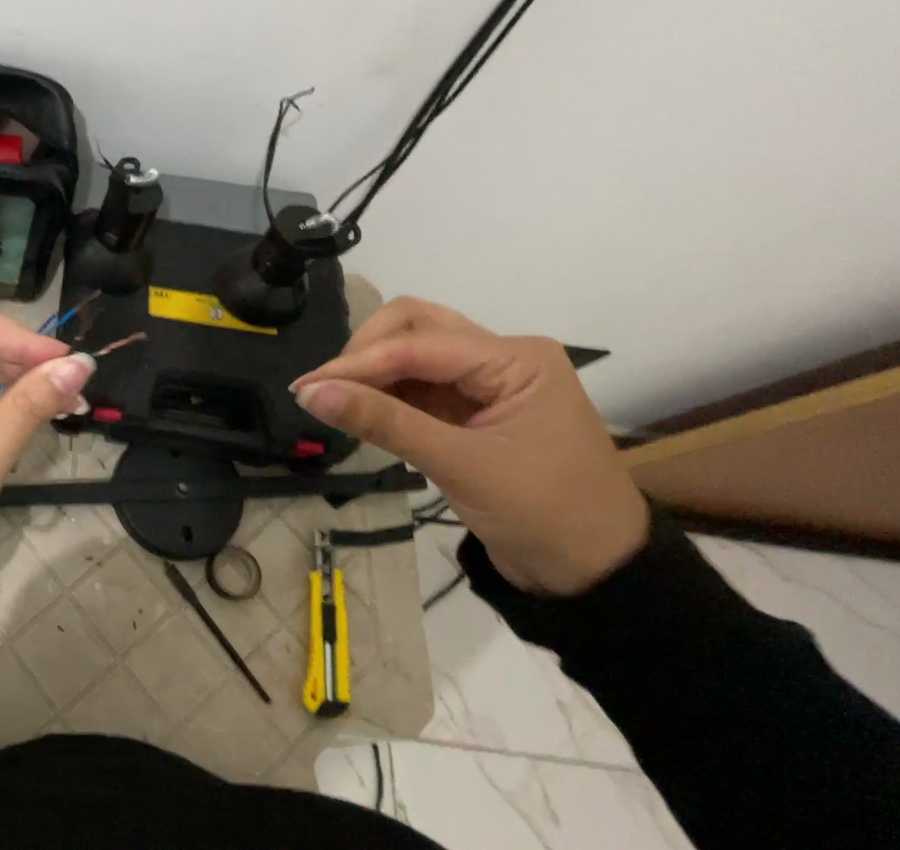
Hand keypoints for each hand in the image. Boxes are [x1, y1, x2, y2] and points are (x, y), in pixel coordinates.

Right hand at [291, 297, 648, 595]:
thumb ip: (384, 423)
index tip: (305, 387)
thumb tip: (309, 393)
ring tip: (334, 401)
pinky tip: (360, 412)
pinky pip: (418, 384)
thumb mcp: (461, 466)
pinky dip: (385, 393)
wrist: (595, 573)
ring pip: (413, 352)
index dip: (358, 363)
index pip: (419, 343)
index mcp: (515, 359)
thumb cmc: (543, 514)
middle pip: (416, 326)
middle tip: (325, 390)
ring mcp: (487, 383)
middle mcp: (501, 358)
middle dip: (366, 352)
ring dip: (373, 371)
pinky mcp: (472, 409)